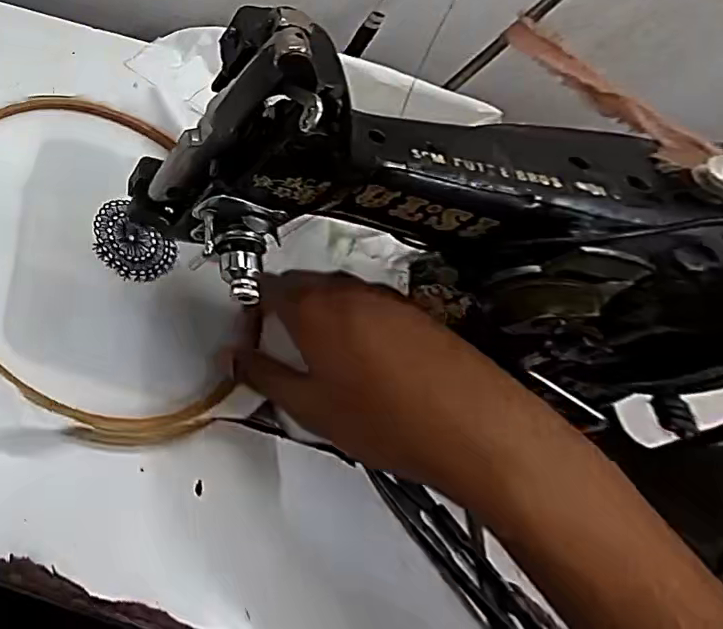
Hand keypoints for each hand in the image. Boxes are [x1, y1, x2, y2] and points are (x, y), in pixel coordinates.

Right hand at [233, 272, 577, 501]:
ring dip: (323, 319)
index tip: (251, 332)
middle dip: (284, 313)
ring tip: (330, 367)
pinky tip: (371, 371)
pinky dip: (360, 328)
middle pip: (297, 286)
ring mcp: (385, 299)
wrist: (485, 436)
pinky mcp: (417, 314)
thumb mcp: (309, 408)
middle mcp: (345, 292)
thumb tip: (238, 361)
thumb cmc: (400, 421)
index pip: (262, 286)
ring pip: (336, 296)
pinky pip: (372, 309)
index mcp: (310, 305)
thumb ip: (262, 375)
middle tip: (283, 350)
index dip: (250, 309)